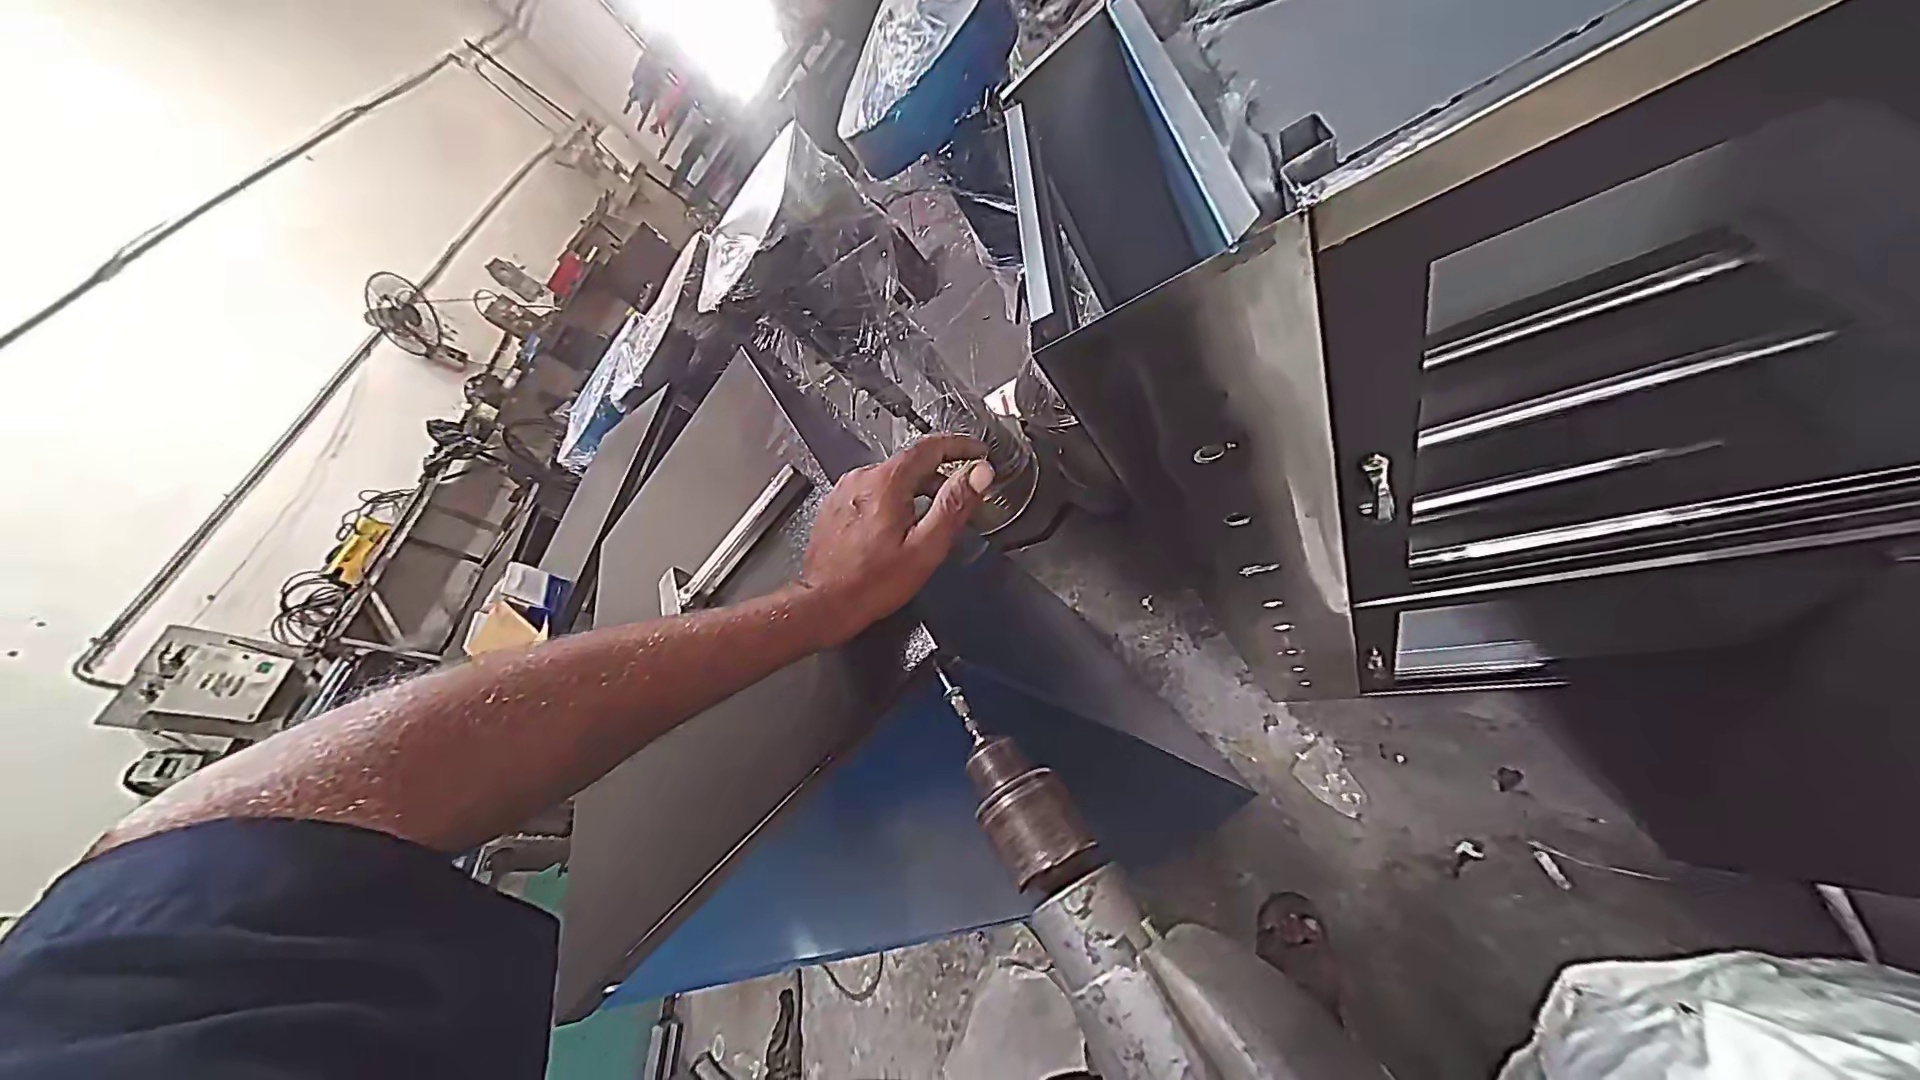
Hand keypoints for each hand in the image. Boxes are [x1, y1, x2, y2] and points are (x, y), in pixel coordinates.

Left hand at [797, 434, 993, 643]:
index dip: (961, 446)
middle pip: (912, 463)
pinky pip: (874, 492)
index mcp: (887, 482)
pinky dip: (894, 500)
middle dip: (941, 475)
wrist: (826, 603)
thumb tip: (978, 476)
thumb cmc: (871, 583)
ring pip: (892, 478)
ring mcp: (846, 491)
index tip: (977, 452)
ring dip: (917, 490)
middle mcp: (862, 479)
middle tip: (962, 494)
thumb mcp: (926, 547)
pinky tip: (901, 527)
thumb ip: (954, 505)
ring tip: (933, 518)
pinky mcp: (837, 506)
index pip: (931, 446)